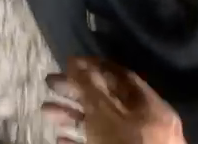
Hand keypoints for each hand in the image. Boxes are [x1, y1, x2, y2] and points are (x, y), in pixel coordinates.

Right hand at [40, 57, 185, 143]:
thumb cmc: (123, 143)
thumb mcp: (102, 110)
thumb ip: (88, 83)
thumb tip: (75, 62)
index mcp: (150, 107)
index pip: (120, 75)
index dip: (92, 64)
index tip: (67, 62)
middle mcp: (148, 124)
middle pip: (106, 98)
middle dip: (74, 91)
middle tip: (49, 84)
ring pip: (101, 122)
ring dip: (71, 114)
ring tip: (46, 112)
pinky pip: (102, 142)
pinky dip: (80, 138)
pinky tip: (60, 138)